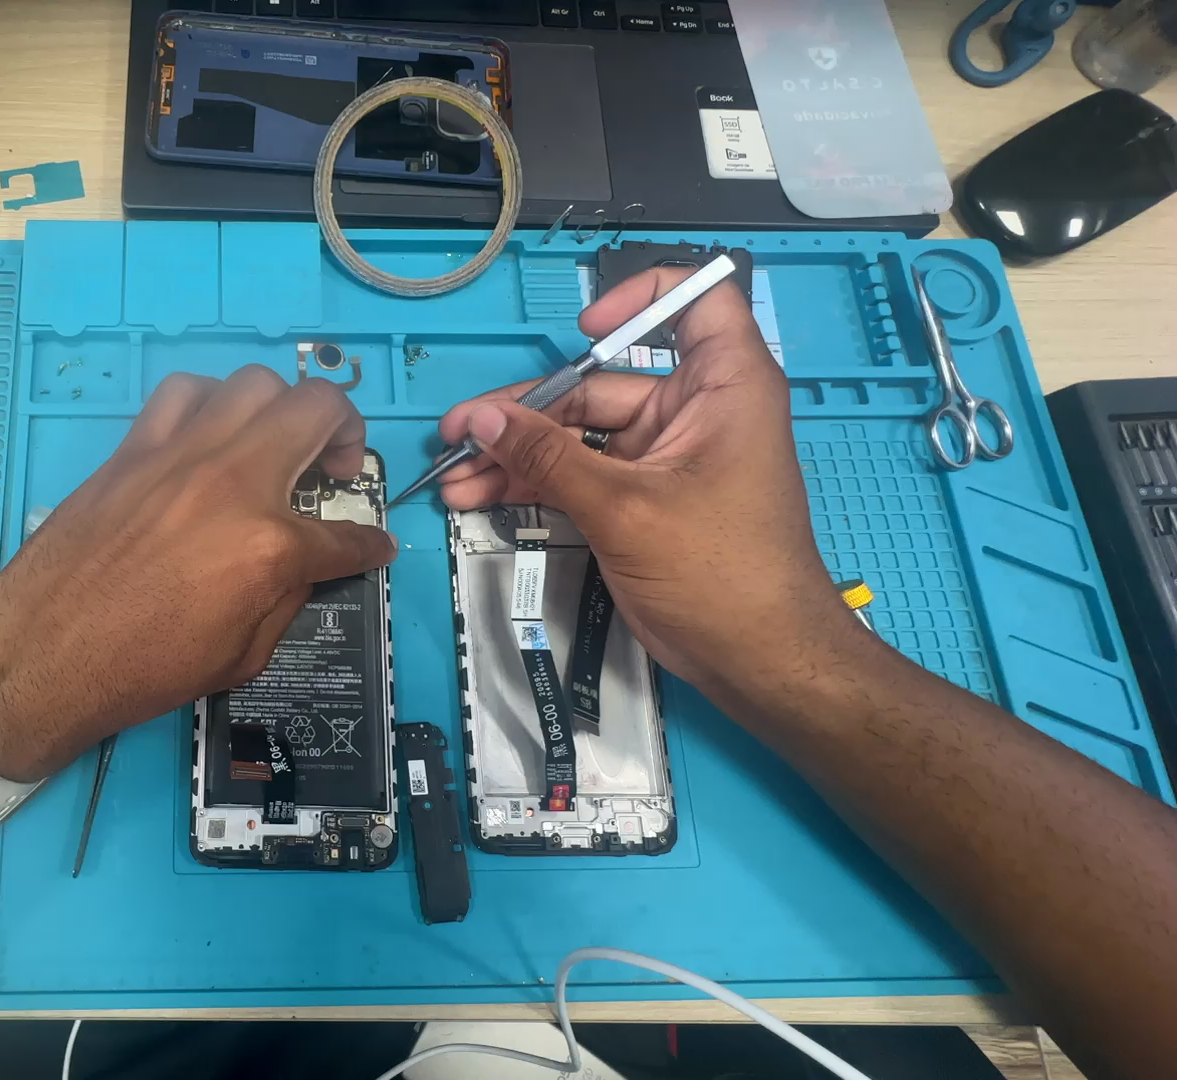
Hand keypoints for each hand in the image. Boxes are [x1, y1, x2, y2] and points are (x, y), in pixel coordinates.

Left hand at [0, 366, 396, 781]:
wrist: (43, 655)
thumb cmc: (143, 670)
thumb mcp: (242, 656)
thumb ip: (289, 596)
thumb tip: (309, 562)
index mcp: (268, 546)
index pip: (346, 535)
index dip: (369, 544)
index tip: (374, 544)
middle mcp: (232, 480)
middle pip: (316, 410)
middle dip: (346, 433)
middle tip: (333, 470)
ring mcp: (179, 453)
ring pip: (253, 383)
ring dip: (279, 409)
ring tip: (271, 445)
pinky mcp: (134, 447)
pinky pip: (183, 392)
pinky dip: (210, 403)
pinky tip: (207, 435)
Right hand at [435, 267, 864, 702]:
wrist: (751, 658)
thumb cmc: (715, 570)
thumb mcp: (623, 507)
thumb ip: (547, 459)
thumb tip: (479, 420)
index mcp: (720, 388)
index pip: (697, 306)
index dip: (641, 300)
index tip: (582, 331)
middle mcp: (687, 412)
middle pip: (595, 387)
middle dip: (522, 415)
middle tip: (458, 435)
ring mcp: (653, 458)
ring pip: (570, 437)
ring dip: (512, 458)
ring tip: (454, 477)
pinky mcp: (629, 498)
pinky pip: (570, 475)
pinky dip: (528, 486)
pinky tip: (477, 497)